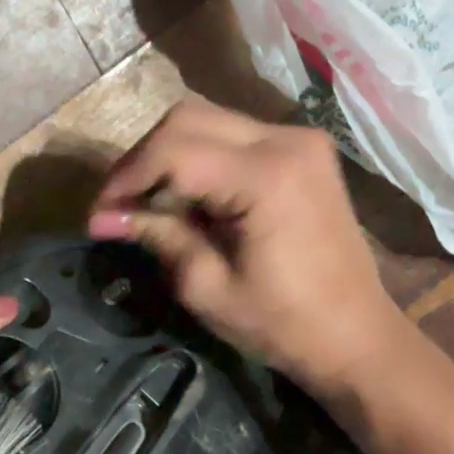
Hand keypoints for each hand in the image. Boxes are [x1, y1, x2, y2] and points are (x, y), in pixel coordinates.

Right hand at [87, 99, 409, 396]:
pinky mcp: (303, 152)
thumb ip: (158, 236)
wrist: (354, 335)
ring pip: (208, 120)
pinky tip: (186, 198)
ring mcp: (300, 140)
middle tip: (117, 204)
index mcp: (265, 177)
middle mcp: (286, 140)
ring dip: (168, 156)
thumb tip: (102, 218)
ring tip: (146, 203)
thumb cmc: (281, 324)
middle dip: (142, 159)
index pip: (172, 149)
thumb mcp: (206, 286)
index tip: (99, 214)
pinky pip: (234, 136)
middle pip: (188, 117)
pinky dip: (199, 159)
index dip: (125, 177)